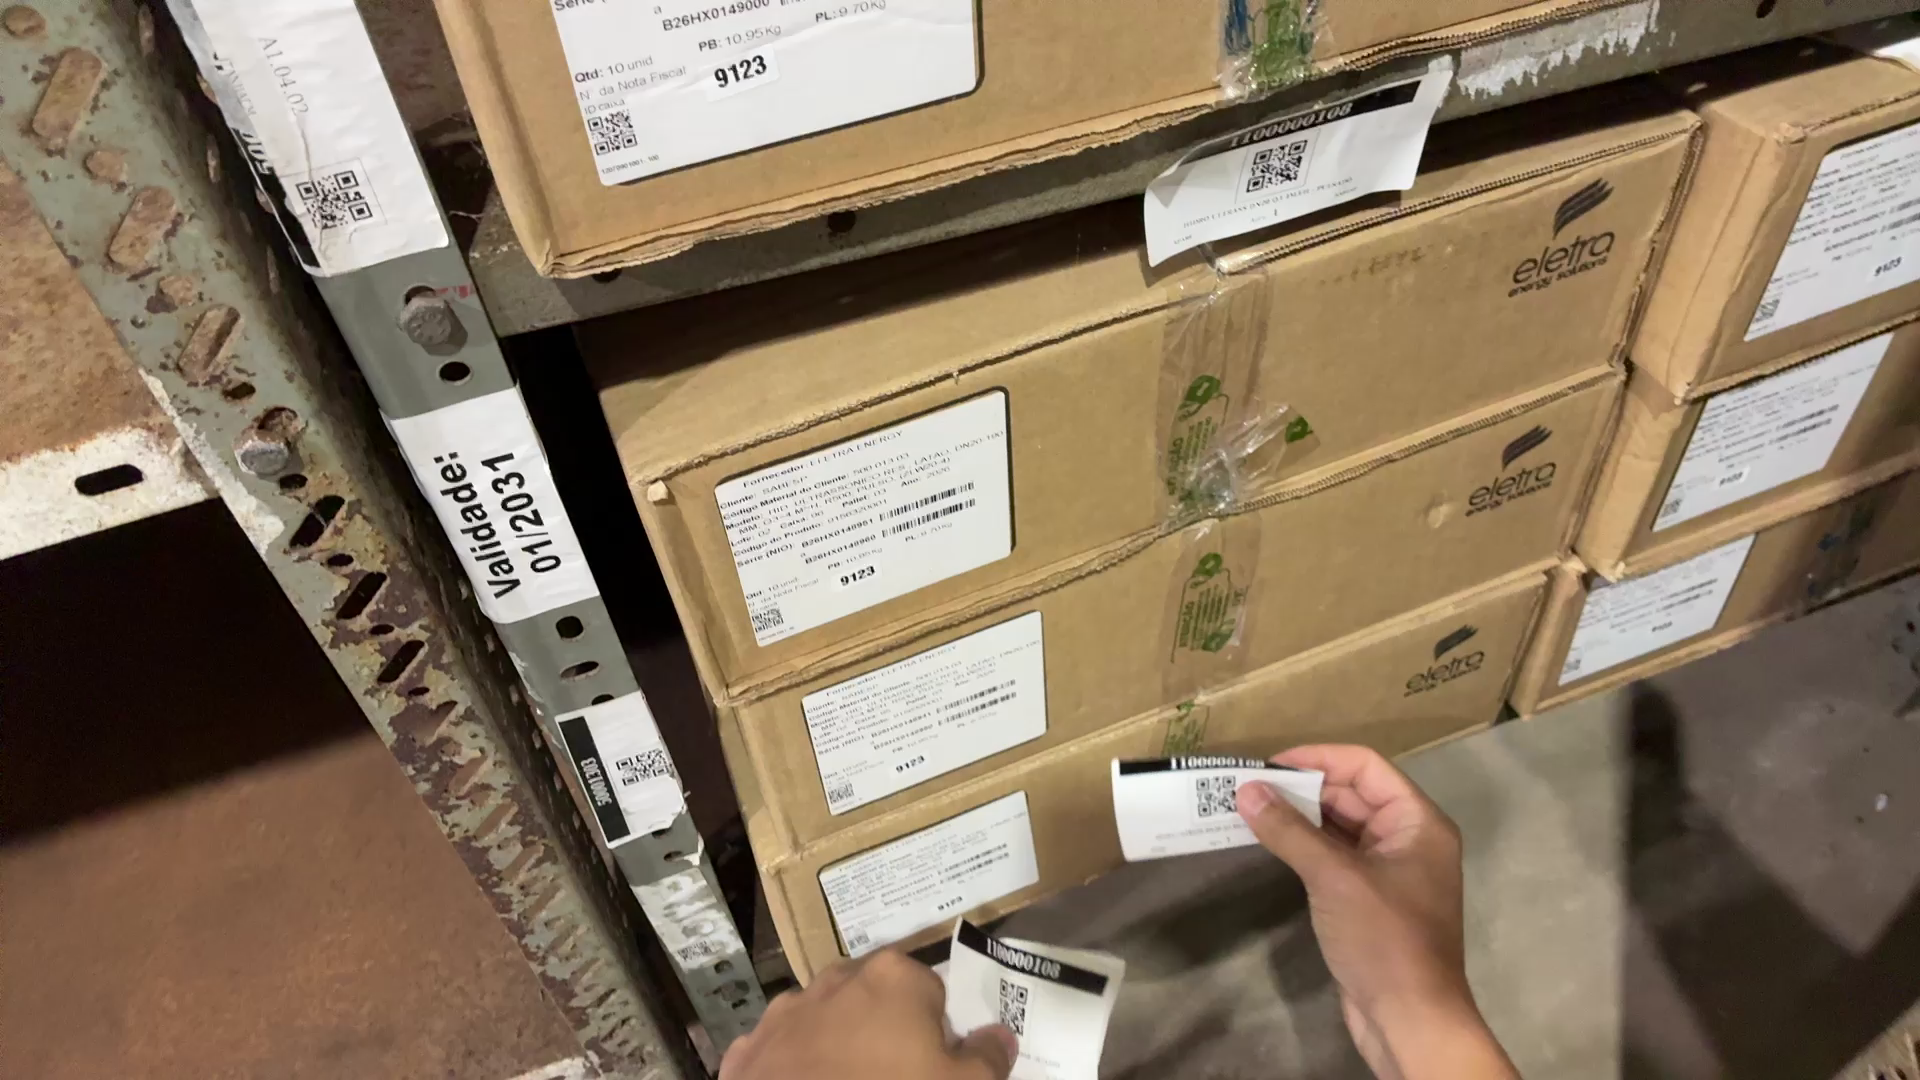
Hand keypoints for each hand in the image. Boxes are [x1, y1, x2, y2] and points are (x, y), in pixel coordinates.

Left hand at [720, 949, 1017, 1079]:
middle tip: (890, 1078)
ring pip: (825, 1024)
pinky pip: (779, 1054)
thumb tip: (1000, 1034)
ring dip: (835, 1048)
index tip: (930, 1070)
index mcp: (894, 975)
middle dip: (884, 1034)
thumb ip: (987, 1058)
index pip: (931, 995)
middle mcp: (839, 977)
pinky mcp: (748, 1049)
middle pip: (876, 1002)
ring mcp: (787, 1010)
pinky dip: (789, 1071)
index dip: (935, 1037)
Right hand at [1236, 745, 1517, 1079]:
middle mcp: (1406, 837)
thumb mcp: (1334, 877)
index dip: (1318, 757)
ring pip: (1337, 822)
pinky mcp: (1366, 894)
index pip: (1364, 766)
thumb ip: (1289, 829)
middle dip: (1300, 786)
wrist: (1410, 1024)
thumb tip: (1245, 790)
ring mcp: (1387, 868)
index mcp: (1417, 823)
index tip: (1270, 765)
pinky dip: (1301, 841)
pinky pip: (1331, 851)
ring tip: (1250, 807)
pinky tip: (1268, 839)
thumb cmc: (1385, 939)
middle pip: (1349, 791)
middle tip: (1250, 787)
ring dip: (1297, 814)